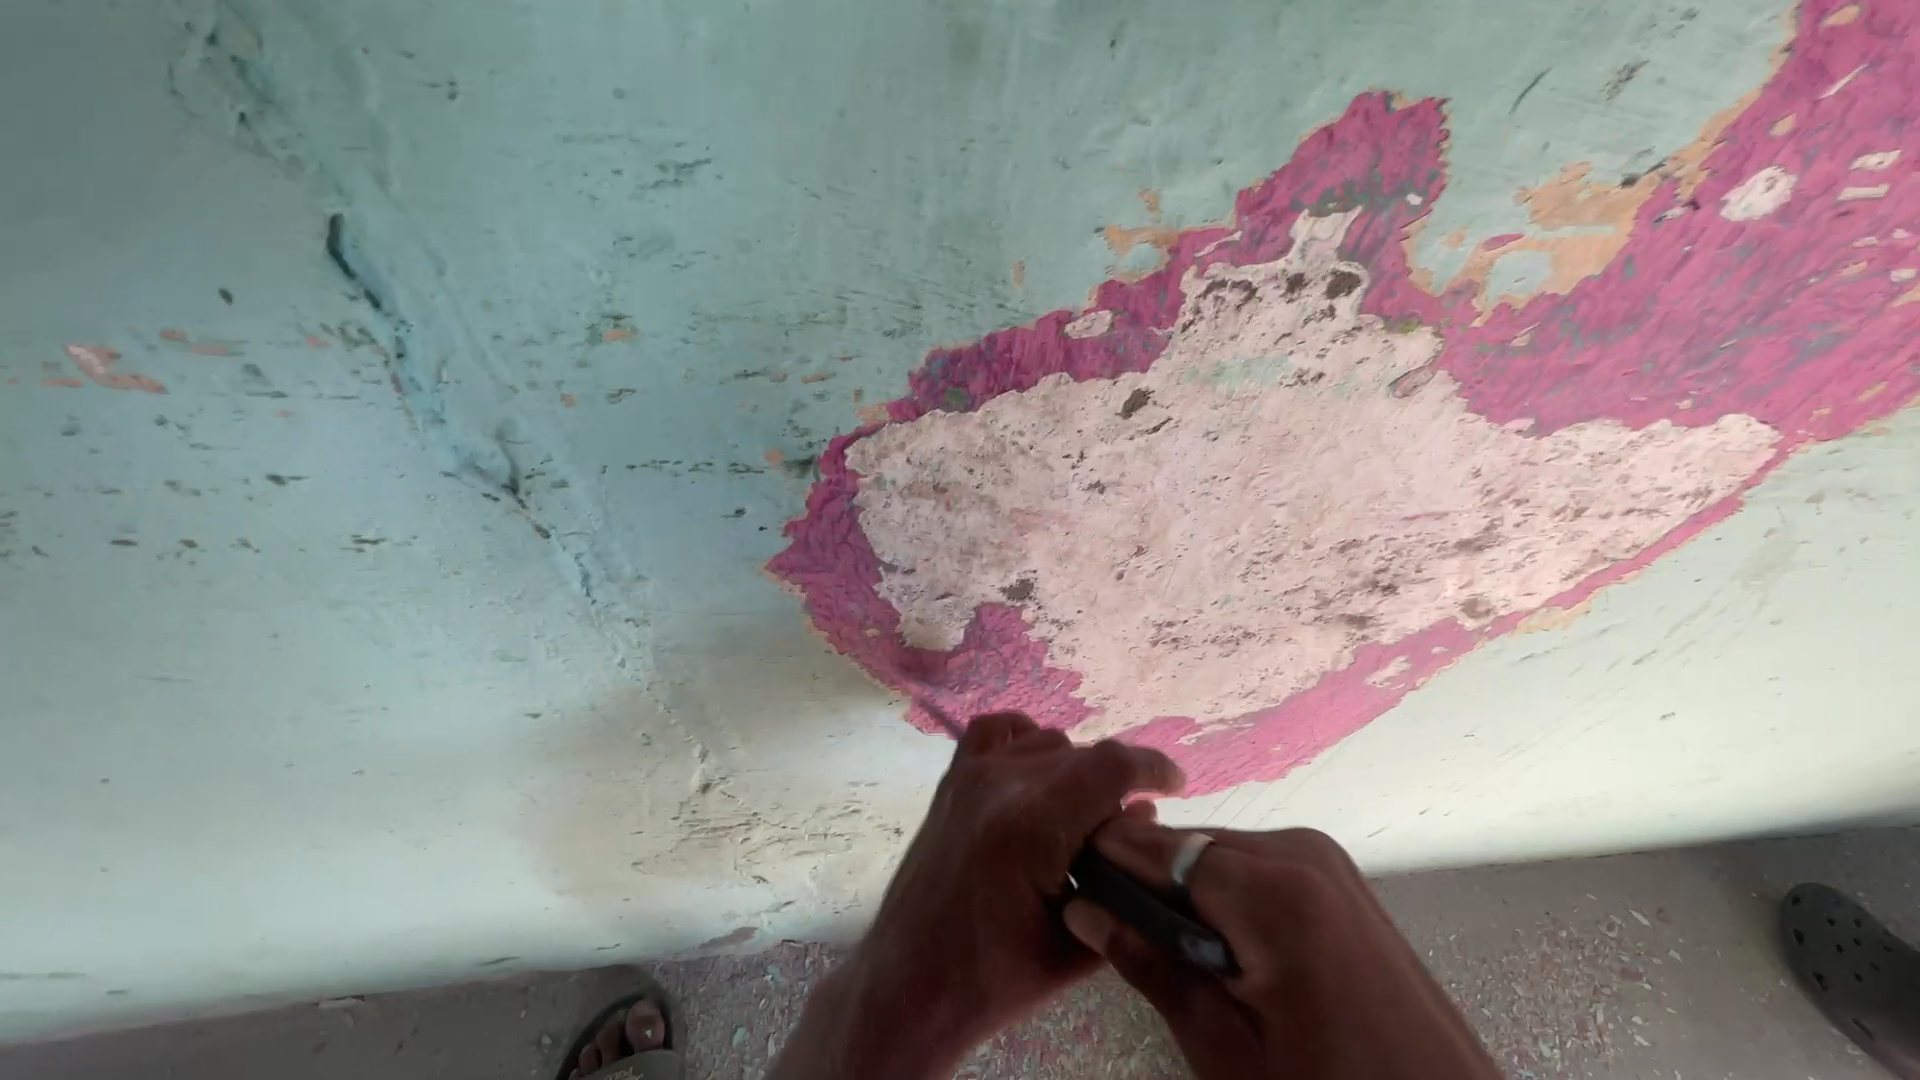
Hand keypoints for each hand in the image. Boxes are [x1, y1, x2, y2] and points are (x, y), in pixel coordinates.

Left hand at [771, 712, 1182, 1079]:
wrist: (910, 983)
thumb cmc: (995, 977)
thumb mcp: (1074, 938)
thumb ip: (1118, 874)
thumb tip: (1142, 816)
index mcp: (1034, 823)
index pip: (1112, 764)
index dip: (1154, 767)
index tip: (1176, 785)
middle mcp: (1001, 783)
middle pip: (1083, 754)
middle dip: (1116, 783)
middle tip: (1128, 827)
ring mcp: (970, 776)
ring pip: (1046, 742)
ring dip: (1075, 769)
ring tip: (1085, 813)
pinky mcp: (951, 782)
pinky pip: (995, 731)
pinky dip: (1024, 738)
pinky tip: (1039, 772)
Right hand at [1063, 821, 1499, 1079]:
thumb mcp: (1227, 1052)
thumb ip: (1151, 967)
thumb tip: (1082, 909)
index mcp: (1276, 892)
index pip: (1159, 849)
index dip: (1105, 861)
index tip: (1064, 881)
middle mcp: (1301, 852)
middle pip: (1188, 847)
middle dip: (1144, 881)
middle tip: (1108, 928)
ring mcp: (1325, 859)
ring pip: (1216, 853)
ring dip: (1182, 890)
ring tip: (1164, 946)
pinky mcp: (1336, 875)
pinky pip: (1252, 866)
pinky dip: (1222, 894)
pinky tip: (1216, 944)